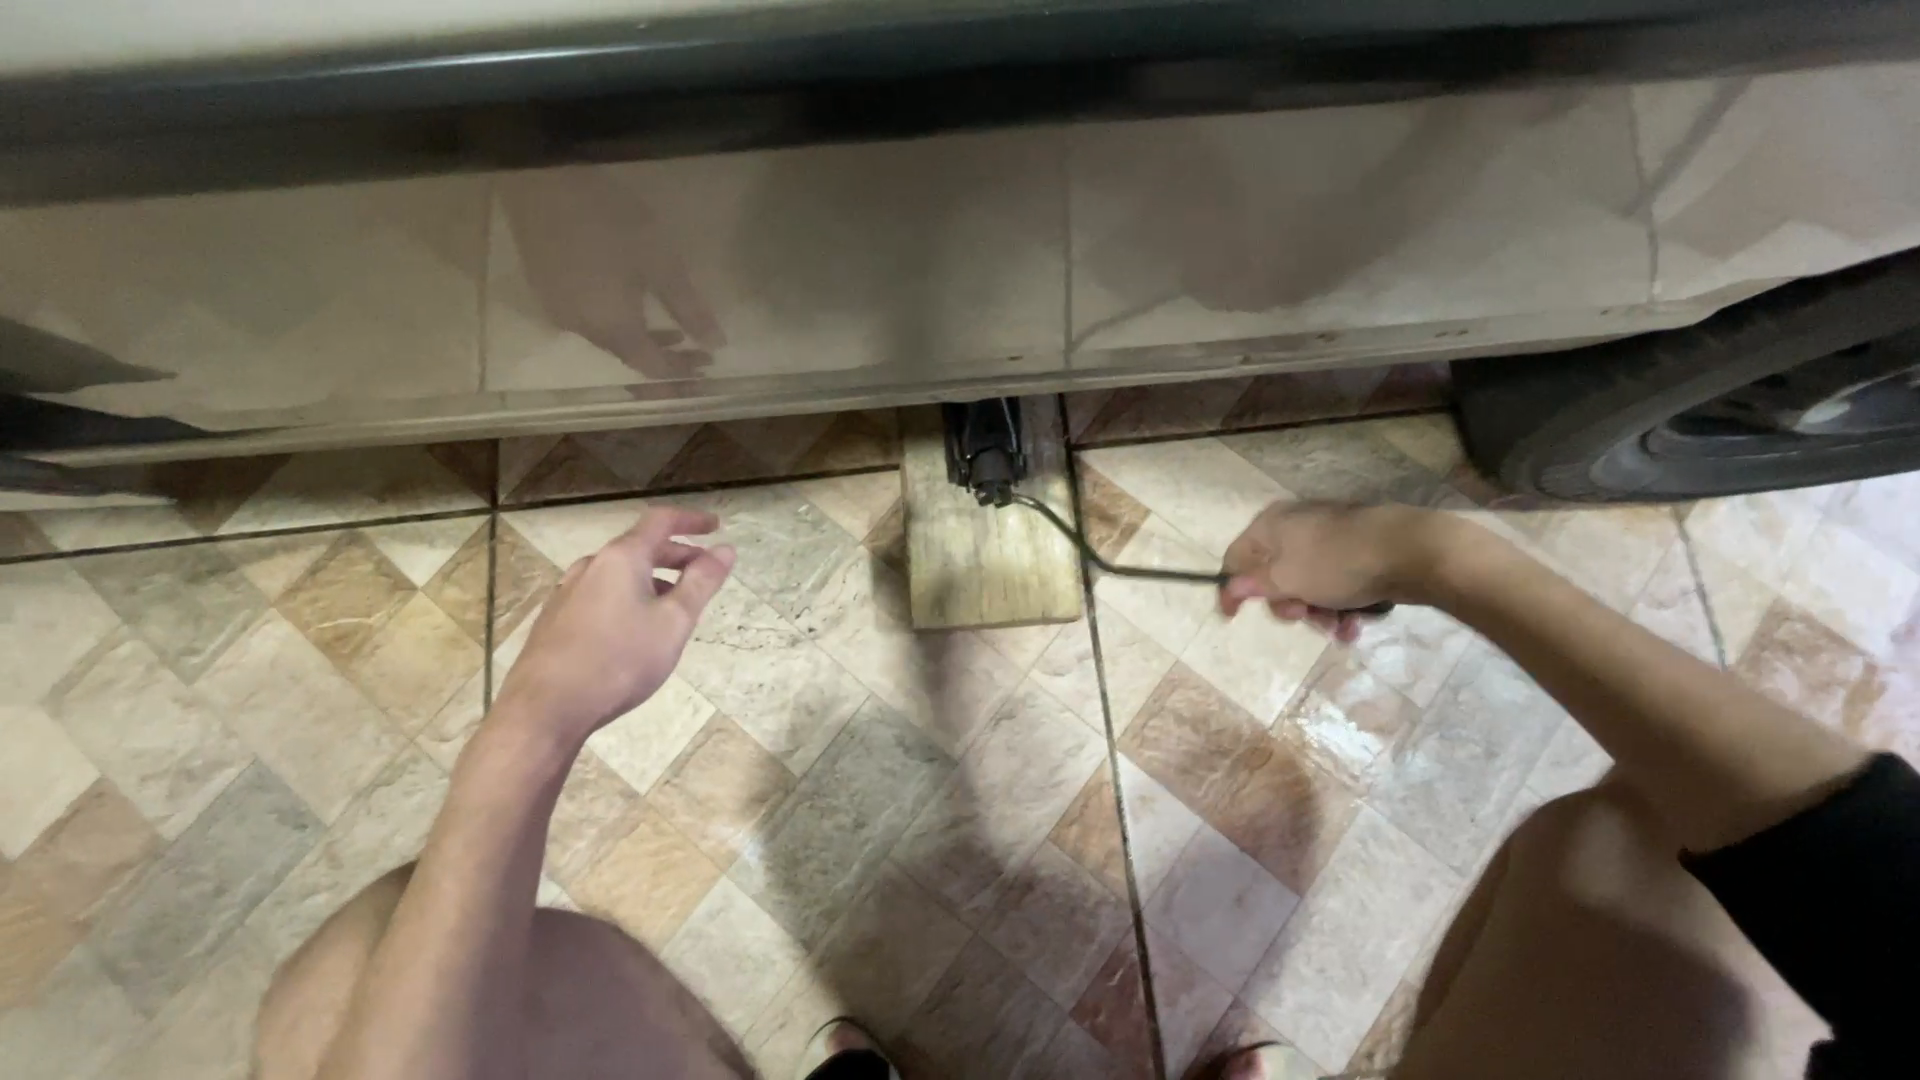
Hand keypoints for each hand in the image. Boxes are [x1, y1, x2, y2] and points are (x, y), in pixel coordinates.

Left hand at [493, 507, 734, 743]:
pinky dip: (628, 595)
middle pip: (640, 547)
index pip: (661, 521)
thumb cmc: (620, 660)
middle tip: (704, 572)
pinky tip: (635, 629)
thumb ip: (702, 582)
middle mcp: (591, 565)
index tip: (716, 527)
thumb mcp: (674, 622)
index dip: (692, 520)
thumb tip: (725, 549)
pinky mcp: (556, 619)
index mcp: (621, 558)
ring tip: (674, 606)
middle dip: (677, 555)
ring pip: (620, 573)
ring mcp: (568, 591)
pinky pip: (601, 593)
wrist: (546, 708)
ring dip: (652, 578)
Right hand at [1219, 502, 1451, 641]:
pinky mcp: (1357, 552)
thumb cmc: (1336, 564)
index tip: (1234, 618)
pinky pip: (1337, 584)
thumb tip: (1228, 585)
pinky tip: (1355, 625)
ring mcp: (1329, 538)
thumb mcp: (1286, 579)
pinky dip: (1341, 607)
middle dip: (1289, 605)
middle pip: (1274, 576)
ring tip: (1338, 628)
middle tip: (1303, 616)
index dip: (1232, 589)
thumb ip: (1253, 585)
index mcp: (1272, 525)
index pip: (1236, 558)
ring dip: (1319, 614)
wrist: (1411, 550)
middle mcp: (1296, 526)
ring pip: (1309, 586)